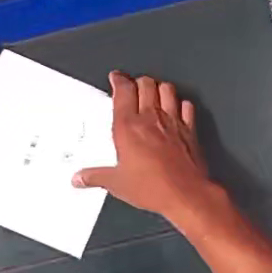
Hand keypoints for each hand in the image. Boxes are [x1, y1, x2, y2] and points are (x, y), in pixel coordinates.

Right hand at [74, 72, 225, 227]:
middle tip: (133, 86)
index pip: (123, 90)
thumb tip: (81, 178)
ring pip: (167, 89)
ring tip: (154, 92)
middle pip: (146, 83)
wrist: (185, 194)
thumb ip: (96, 177)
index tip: (116, 78)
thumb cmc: (154, 187)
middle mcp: (151, 118)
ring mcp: (173, 122)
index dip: (119, 80)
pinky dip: (181, 103)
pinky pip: (187, 106)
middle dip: (138, 81)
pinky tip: (177, 108)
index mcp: (128, 126)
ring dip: (159, 87)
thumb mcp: (117, 184)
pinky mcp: (190, 130)